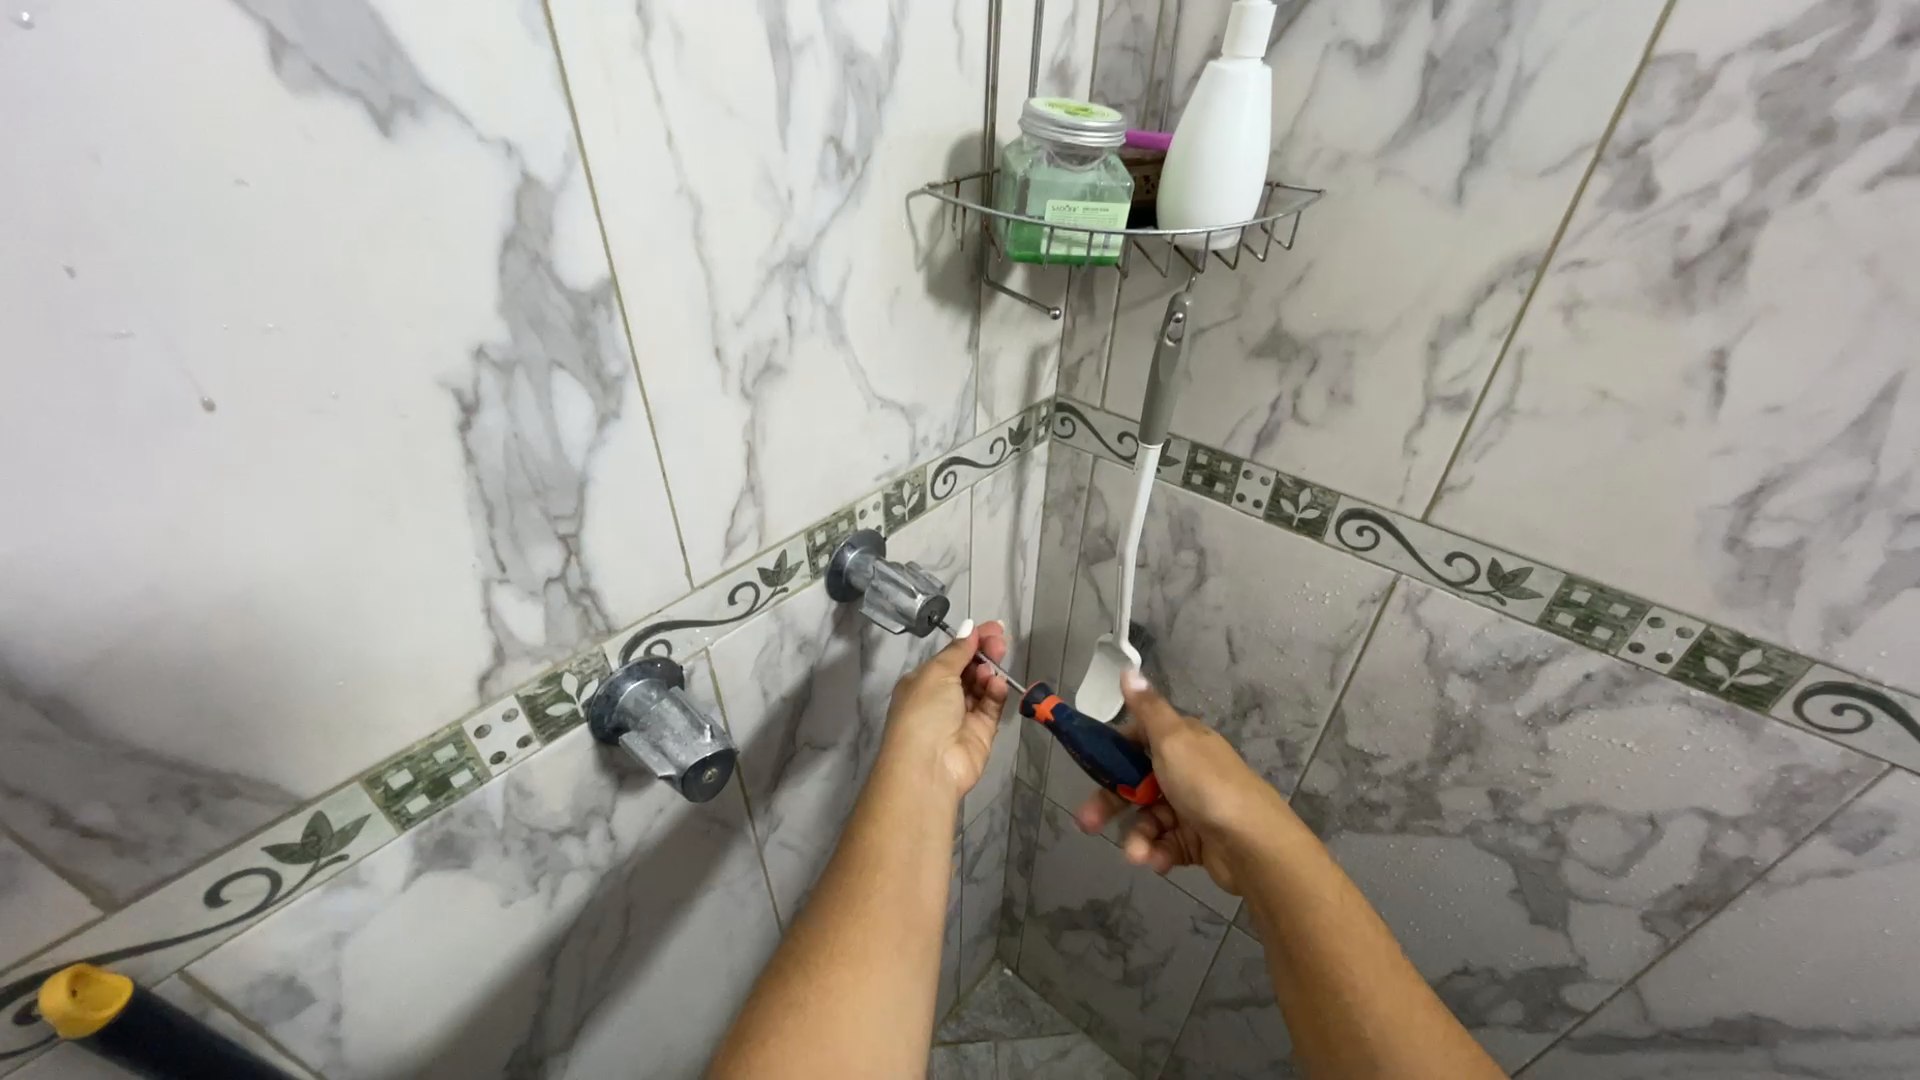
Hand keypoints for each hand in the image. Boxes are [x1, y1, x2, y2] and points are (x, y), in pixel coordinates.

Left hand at [880, 620, 1011, 799]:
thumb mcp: (936, 673)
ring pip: (982, 686)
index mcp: (923, 681)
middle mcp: (941, 697)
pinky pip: (991, 705)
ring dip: (989, 672)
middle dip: (984, 653)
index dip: (971, 641)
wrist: (928, 766)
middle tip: (1000, 641)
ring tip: (993, 665)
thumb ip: (957, 651)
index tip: (992, 628)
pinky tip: (995, 684)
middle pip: (969, 668)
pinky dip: (995, 693)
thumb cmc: (924, 712)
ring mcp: (962, 715)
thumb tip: (968, 627)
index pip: (951, 656)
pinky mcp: (981, 731)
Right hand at [1075, 671, 1297, 894]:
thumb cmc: (1207, 785)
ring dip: (1137, 836)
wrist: (1254, 844)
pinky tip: (1156, 861)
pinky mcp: (1198, 841)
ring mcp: (1193, 807)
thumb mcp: (1172, 739)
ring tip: (1136, 855)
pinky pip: (1166, 844)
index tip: (1090, 768)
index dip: (1113, 754)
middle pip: (1137, 784)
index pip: (1138, 740)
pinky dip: (1157, 852)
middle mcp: (1187, 770)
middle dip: (1111, 804)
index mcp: (1183, 741)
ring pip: (1149, 818)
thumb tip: (1128, 669)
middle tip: (1086, 823)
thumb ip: (1147, 708)